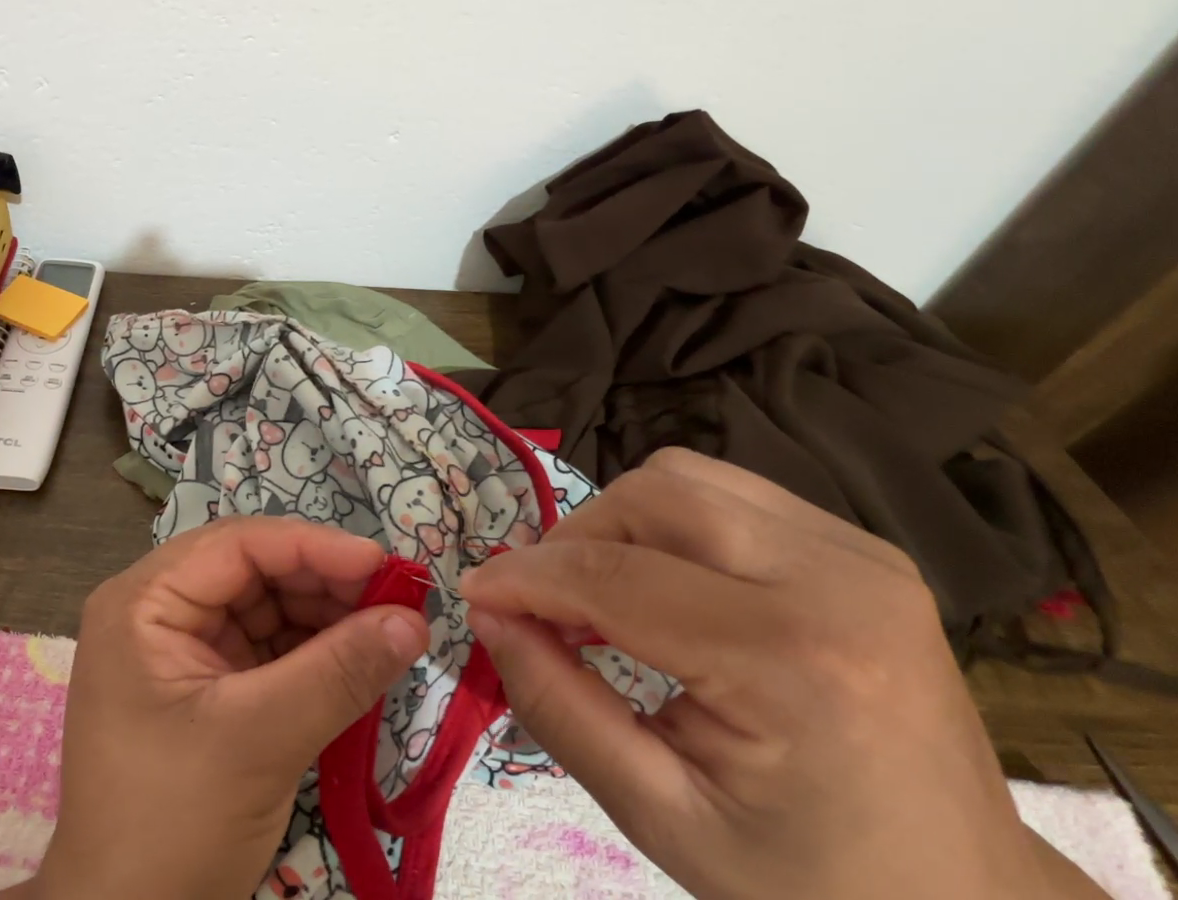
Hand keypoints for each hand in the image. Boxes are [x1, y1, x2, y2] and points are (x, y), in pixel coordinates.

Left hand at [26, 517, 427, 899]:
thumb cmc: (174, 819)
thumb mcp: (260, 739)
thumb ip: (339, 671)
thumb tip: (415, 618)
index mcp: (143, 603)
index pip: (236, 546)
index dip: (313, 546)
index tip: (385, 566)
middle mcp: (156, 613)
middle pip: (252, 572)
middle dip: (324, 584)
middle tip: (398, 602)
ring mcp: (179, 652)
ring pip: (265, 609)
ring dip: (325, 617)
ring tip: (388, 632)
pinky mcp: (204, 690)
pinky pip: (266, 651)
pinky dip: (312, 654)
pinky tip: (358, 660)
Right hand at [462, 448, 1104, 899]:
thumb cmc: (802, 878)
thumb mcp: (658, 812)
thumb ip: (557, 705)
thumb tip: (486, 614)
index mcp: (793, 661)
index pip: (618, 576)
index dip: (527, 577)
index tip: (473, 592)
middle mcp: (838, 580)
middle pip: (656, 494)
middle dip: (576, 539)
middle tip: (544, 605)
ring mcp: (863, 555)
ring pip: (690, 479)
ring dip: (621, 525)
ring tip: (600, 596)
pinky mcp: (866, 551)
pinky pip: (732, 497)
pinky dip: (671, 526)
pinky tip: (665, 587)